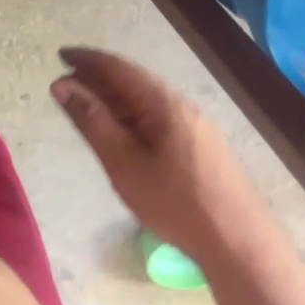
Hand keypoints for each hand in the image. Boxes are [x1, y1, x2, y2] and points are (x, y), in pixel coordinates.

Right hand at [52, 47, 273, 262]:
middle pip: (134, 81)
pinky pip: (158, 117)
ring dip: (114, 98)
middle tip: (66, 86)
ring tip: (87, 108)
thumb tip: (62, 85)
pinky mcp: (203, 148)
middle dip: (98, 78)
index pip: (119, 68)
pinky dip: (131, 115)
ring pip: (147, 101)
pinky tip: (122, 131)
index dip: (87, 58)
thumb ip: (91, 120)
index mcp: (165, 104)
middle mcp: (183, 108)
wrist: (244, 250)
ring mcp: (197, 128)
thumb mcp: (123, 162)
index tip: (60, 55)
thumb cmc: (177, 203)